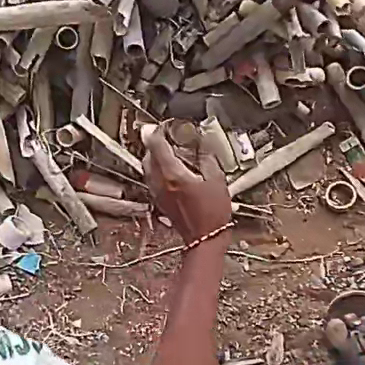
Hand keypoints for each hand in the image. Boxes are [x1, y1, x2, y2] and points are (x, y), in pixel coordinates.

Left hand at [143, 124, 232, 245]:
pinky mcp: (158, 200)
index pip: (156, 144)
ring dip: (156, 155)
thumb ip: (207, 157)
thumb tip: (203, 142)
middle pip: (148, 154)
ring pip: (147, 166)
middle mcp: (160, 182)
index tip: (167, 125)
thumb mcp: (217, 180)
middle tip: (169, 135)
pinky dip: (158, 168)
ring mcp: (157, 192)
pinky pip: (152, 177)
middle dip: (156, 142)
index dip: (159, 130)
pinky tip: (172, 168)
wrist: (204, 239)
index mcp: (173, 175)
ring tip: (171, 150)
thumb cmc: (212, 213)